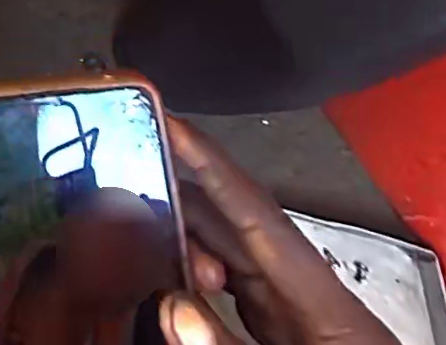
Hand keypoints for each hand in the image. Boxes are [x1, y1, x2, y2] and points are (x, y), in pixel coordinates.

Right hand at [160, 118, 399, 344]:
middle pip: (231, 224)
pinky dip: (196, 279)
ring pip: (227, 253)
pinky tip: (172, 287)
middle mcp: (302, 288)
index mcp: (317, 293)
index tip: (165, 121)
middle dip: (181, 201)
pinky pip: (231, 285)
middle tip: (128, 181)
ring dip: (185, 246)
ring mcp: (293, 309)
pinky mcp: (281, 329)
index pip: (252, 207)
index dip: (206, 159)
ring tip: (144, 246)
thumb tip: (171, 303)